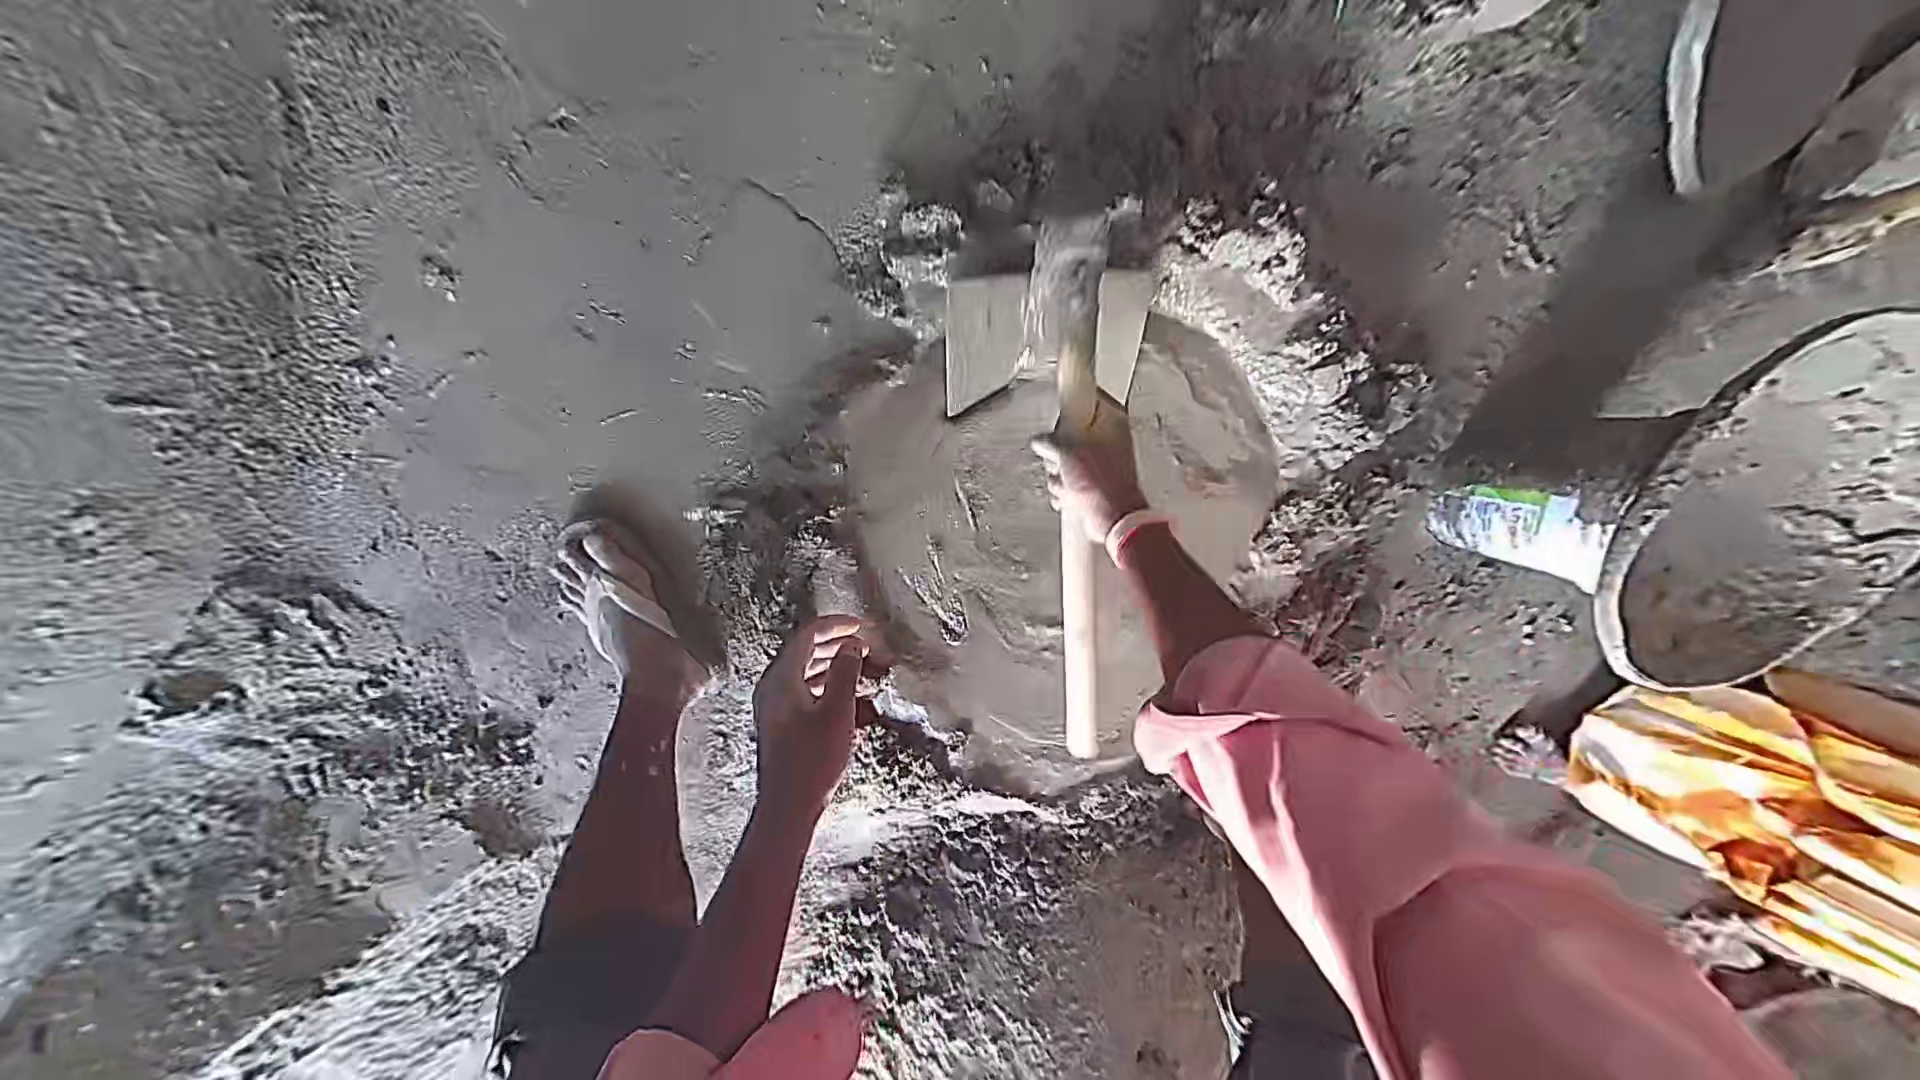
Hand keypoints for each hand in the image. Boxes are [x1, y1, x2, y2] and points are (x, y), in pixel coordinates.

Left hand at [751, 615, 868, 819]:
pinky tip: (856, 699)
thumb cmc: (812, 761)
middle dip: (840, 646)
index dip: (836, 625)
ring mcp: (777, 707)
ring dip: (838, 667)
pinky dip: (832, 688)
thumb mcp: (837, 711)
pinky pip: (809, 693)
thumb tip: (852, 646)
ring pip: (810, 673)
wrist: (789, 808)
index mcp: (781, 679)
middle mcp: (774, 688)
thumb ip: (845, 672)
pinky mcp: (784, 724)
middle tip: (870, 648)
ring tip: (868, 670)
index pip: (807, 636)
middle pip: (808, 652)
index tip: (862, 625)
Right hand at [1031, 392, 1148, 544]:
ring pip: (1065, 458)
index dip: (1068, 407)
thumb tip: (1040, 440)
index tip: (1058, 416)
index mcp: (1111, 420)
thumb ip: (1048, 441)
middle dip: (1057, 450)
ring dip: (1059, 473)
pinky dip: (1064, 487)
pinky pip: (1069, 478)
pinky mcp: (1094, 481)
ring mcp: (1101, 460)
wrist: (1113, 519)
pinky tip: (1070, 494)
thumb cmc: (1101, 483)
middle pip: (1068, 431)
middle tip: (1061, 458)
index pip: (1086, 397)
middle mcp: (1109, 437)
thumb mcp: (1065, 451)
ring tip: (1067, 480)